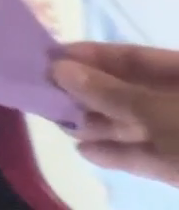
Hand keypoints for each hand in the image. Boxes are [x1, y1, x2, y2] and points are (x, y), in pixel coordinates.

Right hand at [52, 43, 178, 184]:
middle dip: (95, 95)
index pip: (139, 57)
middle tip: (50, 96)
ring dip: (106, 126)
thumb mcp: (164, 113)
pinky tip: (93, 153)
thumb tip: (59, 68)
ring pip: (148, 125)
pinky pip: (162, 155)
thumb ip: (111, 91)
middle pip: (140, 91)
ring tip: (66, 128)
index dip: (92, 56)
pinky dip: (129, 155)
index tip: (48, 59)